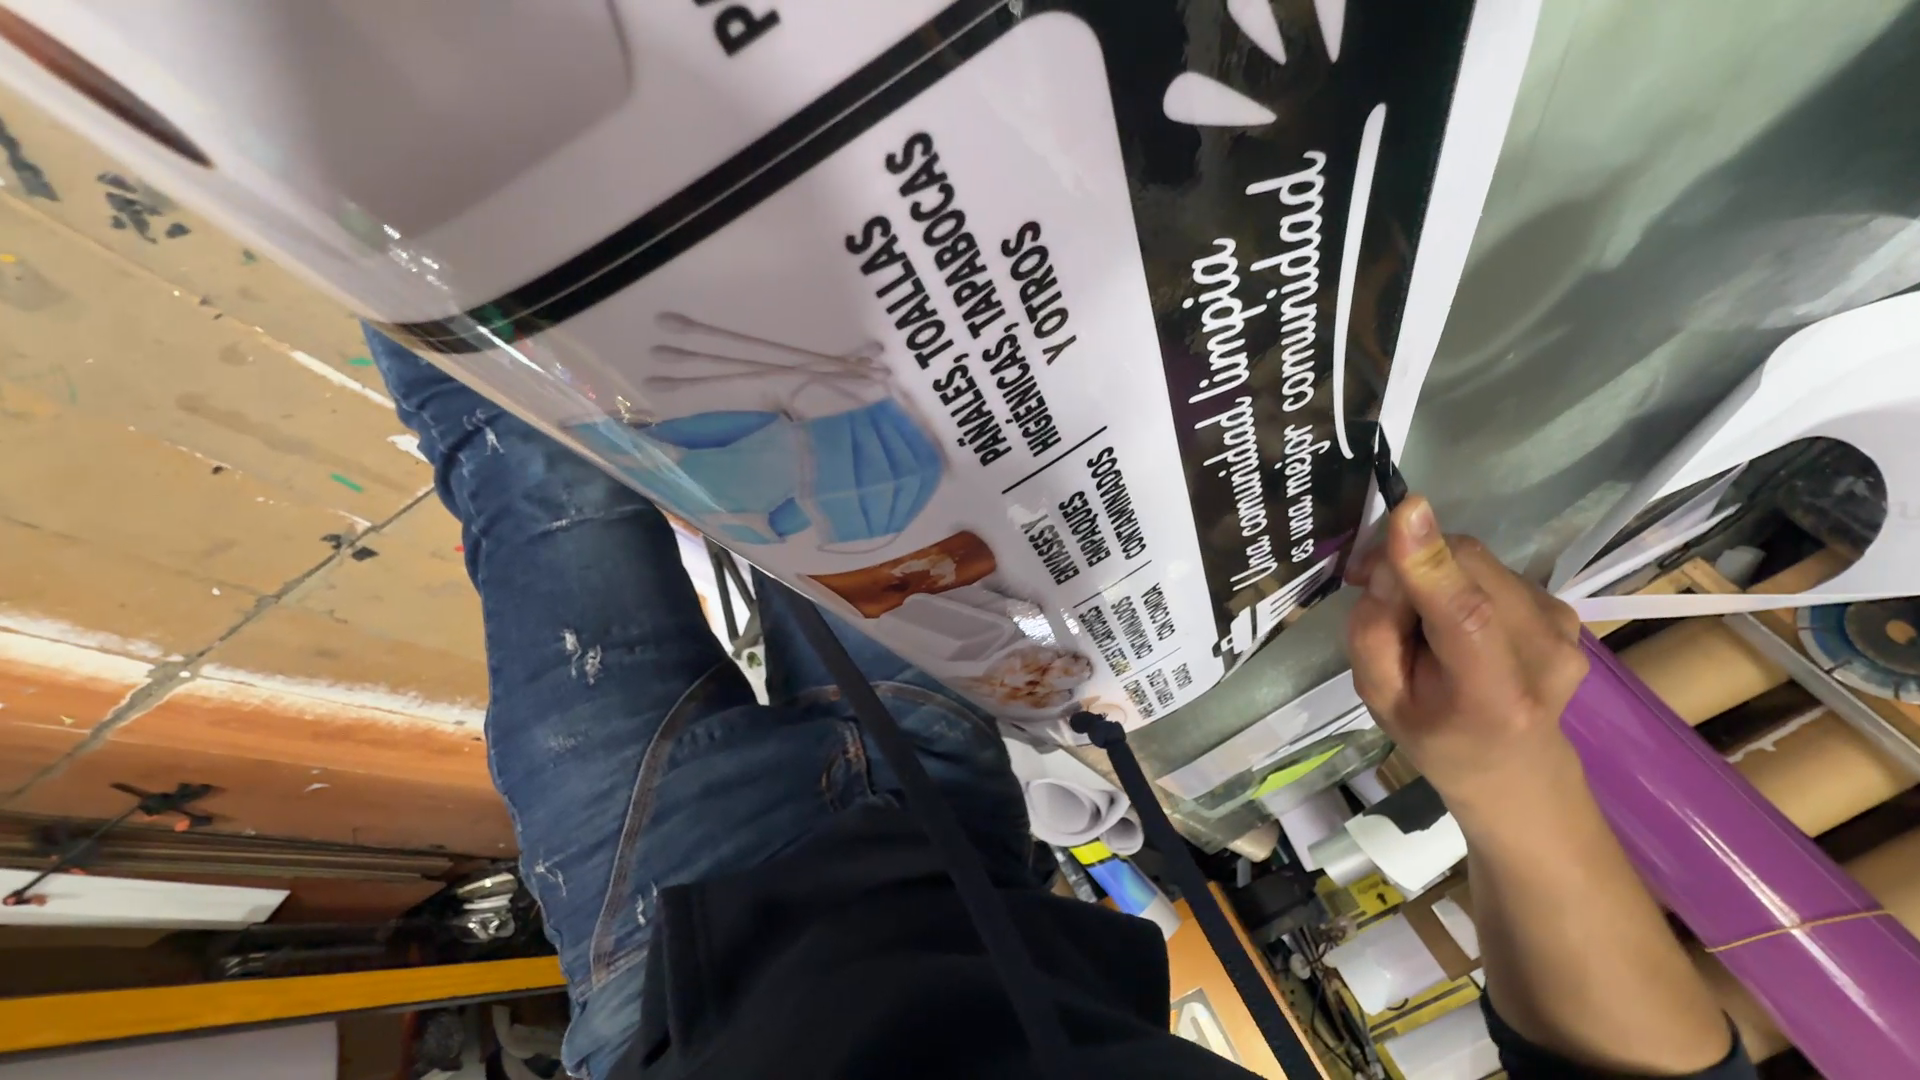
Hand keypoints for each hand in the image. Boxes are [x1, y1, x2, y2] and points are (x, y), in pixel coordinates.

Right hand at [1344, 496, 1589, 816]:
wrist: (1515, 768)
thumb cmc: (1434, 738)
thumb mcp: (1379, 701)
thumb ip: (1375, 634)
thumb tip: (1390, 565)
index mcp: (1492, 695)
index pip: (1465, 615)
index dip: (1433, 564)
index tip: (1407, 510)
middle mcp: (1543, 654)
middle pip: (1466, 567)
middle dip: (1407, 563)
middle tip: (1370, 589)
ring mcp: (1562, 628)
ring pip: (1475, 561)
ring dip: (1432, 571)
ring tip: (1416, 616)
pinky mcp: (1564, 609)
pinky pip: (1491, 570)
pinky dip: (1457, 579)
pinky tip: (1450, 617)